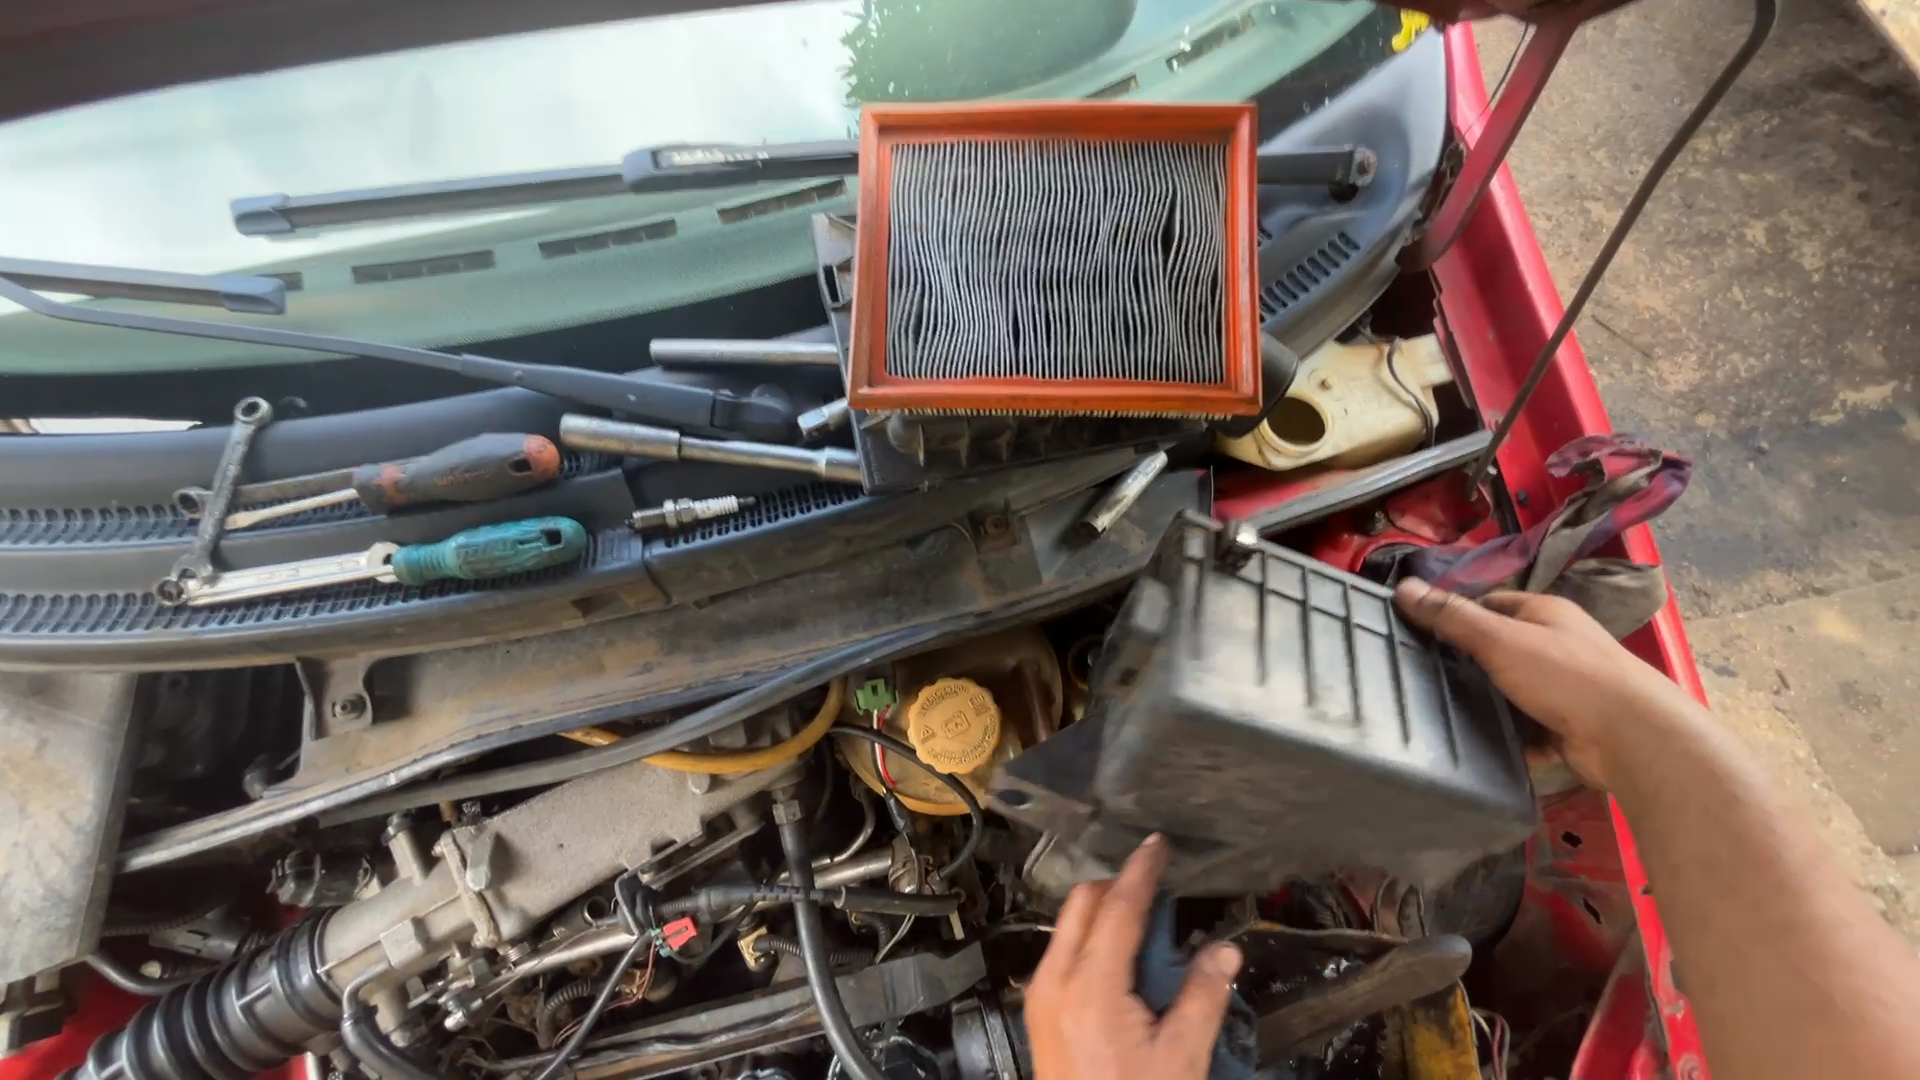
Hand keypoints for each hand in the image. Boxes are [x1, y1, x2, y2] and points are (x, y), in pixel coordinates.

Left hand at [1026, 836, 1243, 1079]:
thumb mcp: (1182, 1061)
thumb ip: (1203, 998)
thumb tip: (1226, 950)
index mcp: (1091, 986)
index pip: (1118, 908)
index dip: (1140, 871)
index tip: (1156, 843)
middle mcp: (1055, 978)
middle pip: (1083, 905)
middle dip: (1118, 886)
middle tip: (1156, 888)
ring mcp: (1040, 993)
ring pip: (1068, 924)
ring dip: (1103, 911)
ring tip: (1145, 924)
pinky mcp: (1037, 1009)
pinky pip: (1062, 950)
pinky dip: (1090, 938)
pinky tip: (1120, 959)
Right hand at [1392, 577, 1704, 790]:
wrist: (1635, 741)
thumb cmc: (1567, 676)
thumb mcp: (1498, 638)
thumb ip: (1450, 616)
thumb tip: (1402, 587)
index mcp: (1545, 614)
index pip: (1488, 605)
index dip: (1454, 616)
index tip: (1418, 634)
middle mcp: (1557, 646)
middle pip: (1495, 649)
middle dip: (1463, 664)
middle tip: (1419, 675)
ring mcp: (1564, 688)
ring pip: (1506, 690)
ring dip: (1481, 702)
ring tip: (1435, 710)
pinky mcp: (1565, 727)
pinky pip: (1520, 727)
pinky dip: (1501, 734)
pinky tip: (1470, 742)